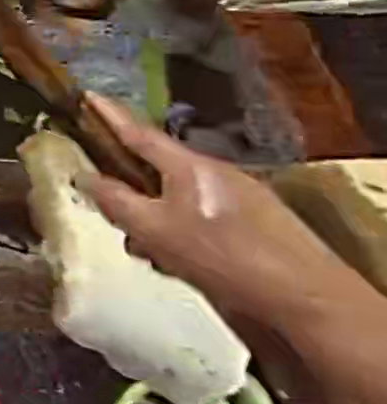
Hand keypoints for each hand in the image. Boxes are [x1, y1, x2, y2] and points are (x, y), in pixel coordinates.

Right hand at [77, 92, 357, 324]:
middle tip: (104, 201)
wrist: (317, 309)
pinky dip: (180, 231)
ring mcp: (246, 202)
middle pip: (157, 169)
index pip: (138, 132)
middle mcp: (219, 176)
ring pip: (178, 197)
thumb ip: (111, 198)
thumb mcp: (150, 228)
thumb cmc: (224, 258)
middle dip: (127, 184)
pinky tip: (177, 261)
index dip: (108, 114)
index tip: (87, 95)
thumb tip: (85, 175)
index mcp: (190, 167)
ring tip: (144, 246)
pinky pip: (203, 217)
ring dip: (153, 215)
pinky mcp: (263, 229)